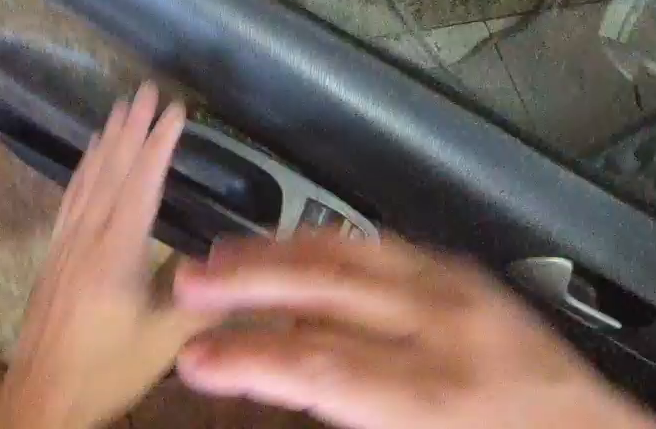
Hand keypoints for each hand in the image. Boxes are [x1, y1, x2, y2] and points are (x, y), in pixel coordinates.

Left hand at [0, 84, 214, 428]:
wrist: (40, 398)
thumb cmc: (105, 369)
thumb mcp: (163, 344)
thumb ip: (203, 303)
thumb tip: (242, 271)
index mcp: (117, 250)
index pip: (142, 183)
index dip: (160, 143)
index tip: (175, 110)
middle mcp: (89, 233)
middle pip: (114, 168)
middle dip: (133, 126)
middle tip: (145, 89)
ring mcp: (68, 239)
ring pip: (90, 176)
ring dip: (109, 139)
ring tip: (120, 108)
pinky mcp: (55, 249)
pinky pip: (72, 194)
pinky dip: (85, 166)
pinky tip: (90, 155)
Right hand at [173, 234, 655, 428]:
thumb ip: (359, 414)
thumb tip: (290, 388)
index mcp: (439, 399)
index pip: (320, 366)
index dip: (248, 359)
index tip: (194, 357)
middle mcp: (445, 330)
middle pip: (324, 287)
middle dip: (246, 280)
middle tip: (186, 279)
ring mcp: (460, 293)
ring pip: (348, 252)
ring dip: (277, 250)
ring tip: (224, 255)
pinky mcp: (469, 278)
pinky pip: (383, 247)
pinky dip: (328, 244)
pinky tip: (296, 246)